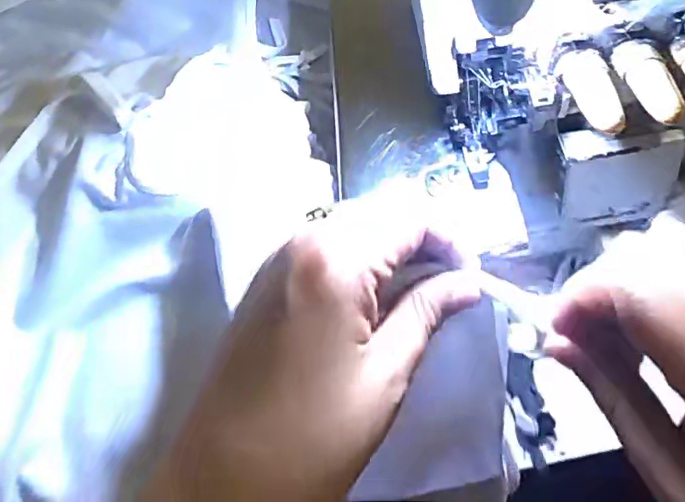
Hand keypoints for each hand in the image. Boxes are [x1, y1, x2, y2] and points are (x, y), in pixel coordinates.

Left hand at [144, 203, 482, 501]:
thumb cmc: (309, 441)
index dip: (452, 241)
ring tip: (420, 288)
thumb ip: (429, 312)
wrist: (214, 492)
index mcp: (336, 258)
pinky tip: (376, 292)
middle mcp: (304, 239)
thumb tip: (469, 282)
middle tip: (451, 282)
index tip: (471, 279)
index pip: (413, 217)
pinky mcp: (267, 277)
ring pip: (358, 222)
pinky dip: (362, 254)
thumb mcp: (384, 377)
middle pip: (385, 211)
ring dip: (394, 244)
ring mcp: (279, 256)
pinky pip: (329, 241)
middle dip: (425, 239)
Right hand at [546, 217, 684, 501]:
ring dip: (636, 269)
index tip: (555, 331)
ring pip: (680, 238)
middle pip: (651, 250)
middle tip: (582, 337)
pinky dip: (674, 265)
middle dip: (601, 280)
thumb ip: (618, 405)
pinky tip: (666, 312)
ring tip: (622, 327)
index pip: (633, 284)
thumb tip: (558, 346)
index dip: (580, 295)